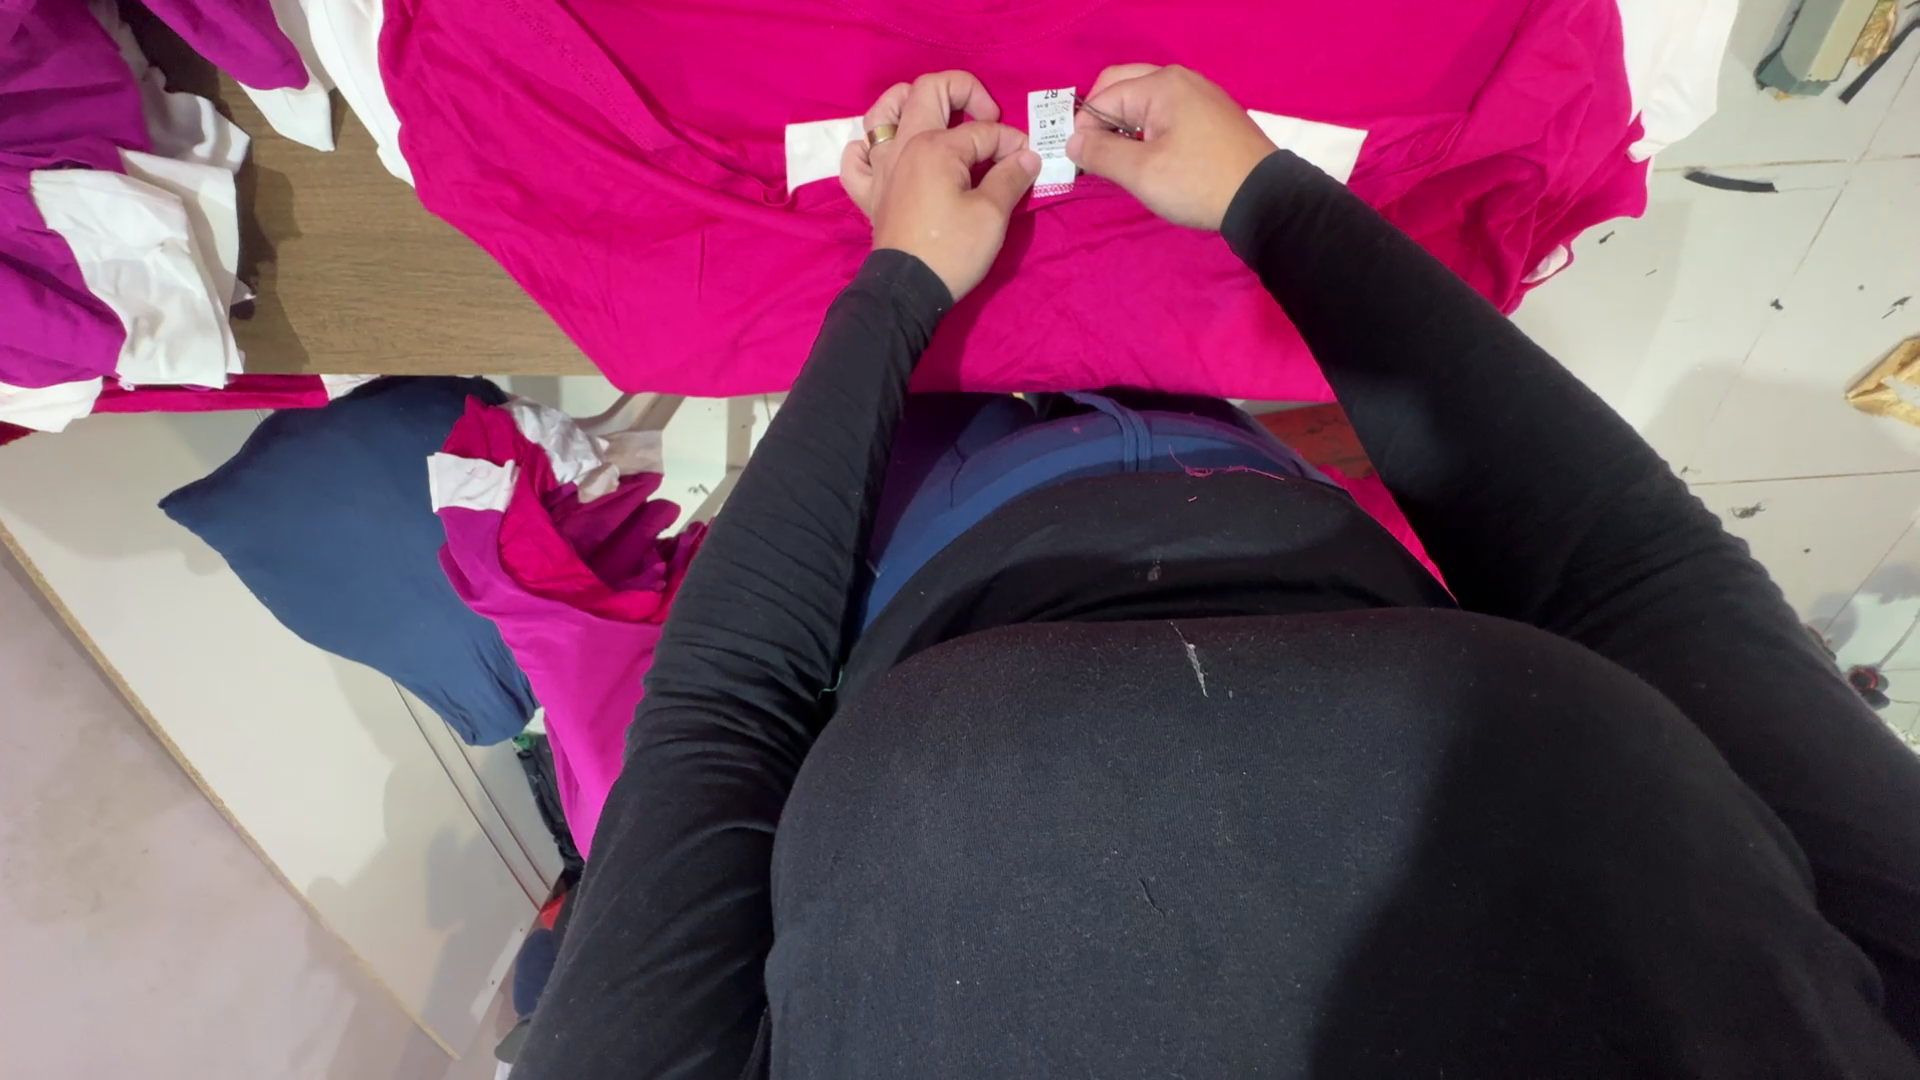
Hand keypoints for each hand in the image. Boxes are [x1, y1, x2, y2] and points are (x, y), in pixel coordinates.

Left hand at [841, 72, 1041, 300]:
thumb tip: (1027, 157)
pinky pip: (856, 161)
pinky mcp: (870, 195)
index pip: (983, 131)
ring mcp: (882, 170)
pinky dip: (866, 151)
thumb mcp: (992, 216)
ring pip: (882, 114)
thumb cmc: (952, 252)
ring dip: (907, 102)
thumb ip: (1010, 179)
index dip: (1011, 144)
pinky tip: (884, 155)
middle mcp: (905, 146)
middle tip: (986, 119)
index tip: (1025, 164)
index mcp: (937, 145)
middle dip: (964, 92)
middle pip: (929, 91)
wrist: (908, 292)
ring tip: (932, 116)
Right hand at [1066, 64, 1275, 230]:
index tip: (1078, 163)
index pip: (1103, 96)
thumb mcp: (1141, 173)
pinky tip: (1146, 160)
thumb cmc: (1197, 183)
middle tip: (1093, 159)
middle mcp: (1178, 80)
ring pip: (1142, 102)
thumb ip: (1101, 154)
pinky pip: (1163, 114)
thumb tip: (1071, 142)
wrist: (1260, 197)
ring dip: (1122, 128)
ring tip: (1118, 164)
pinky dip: (1144, 132)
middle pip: (1121, 88)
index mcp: (1160, 85)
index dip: (1083, 129)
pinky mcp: (1207, 116)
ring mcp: (1196, 95)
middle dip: (1100, 121)